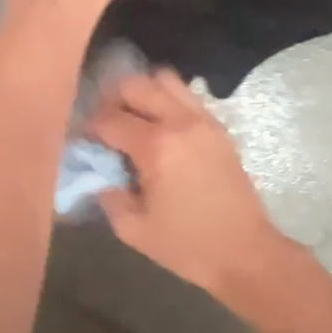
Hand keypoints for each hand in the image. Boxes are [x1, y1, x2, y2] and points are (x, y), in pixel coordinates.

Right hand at [90, 70, 288, 298]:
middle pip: (136, 84)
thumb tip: (99, 175)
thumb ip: (109, 197)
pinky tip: (162, 128)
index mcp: (156, 147)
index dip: (91, 127)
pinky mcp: (219, 126)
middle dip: (114, 99)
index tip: (85, 140)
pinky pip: (186, 95)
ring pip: (165, 79)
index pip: (110, 119)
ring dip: (144, 92)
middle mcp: (180, 122)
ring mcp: (203, 119)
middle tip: (107, 123)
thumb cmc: (188, 246)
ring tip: (136, 118)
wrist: (246, 253)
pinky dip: (168, 100)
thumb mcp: (135, 230)